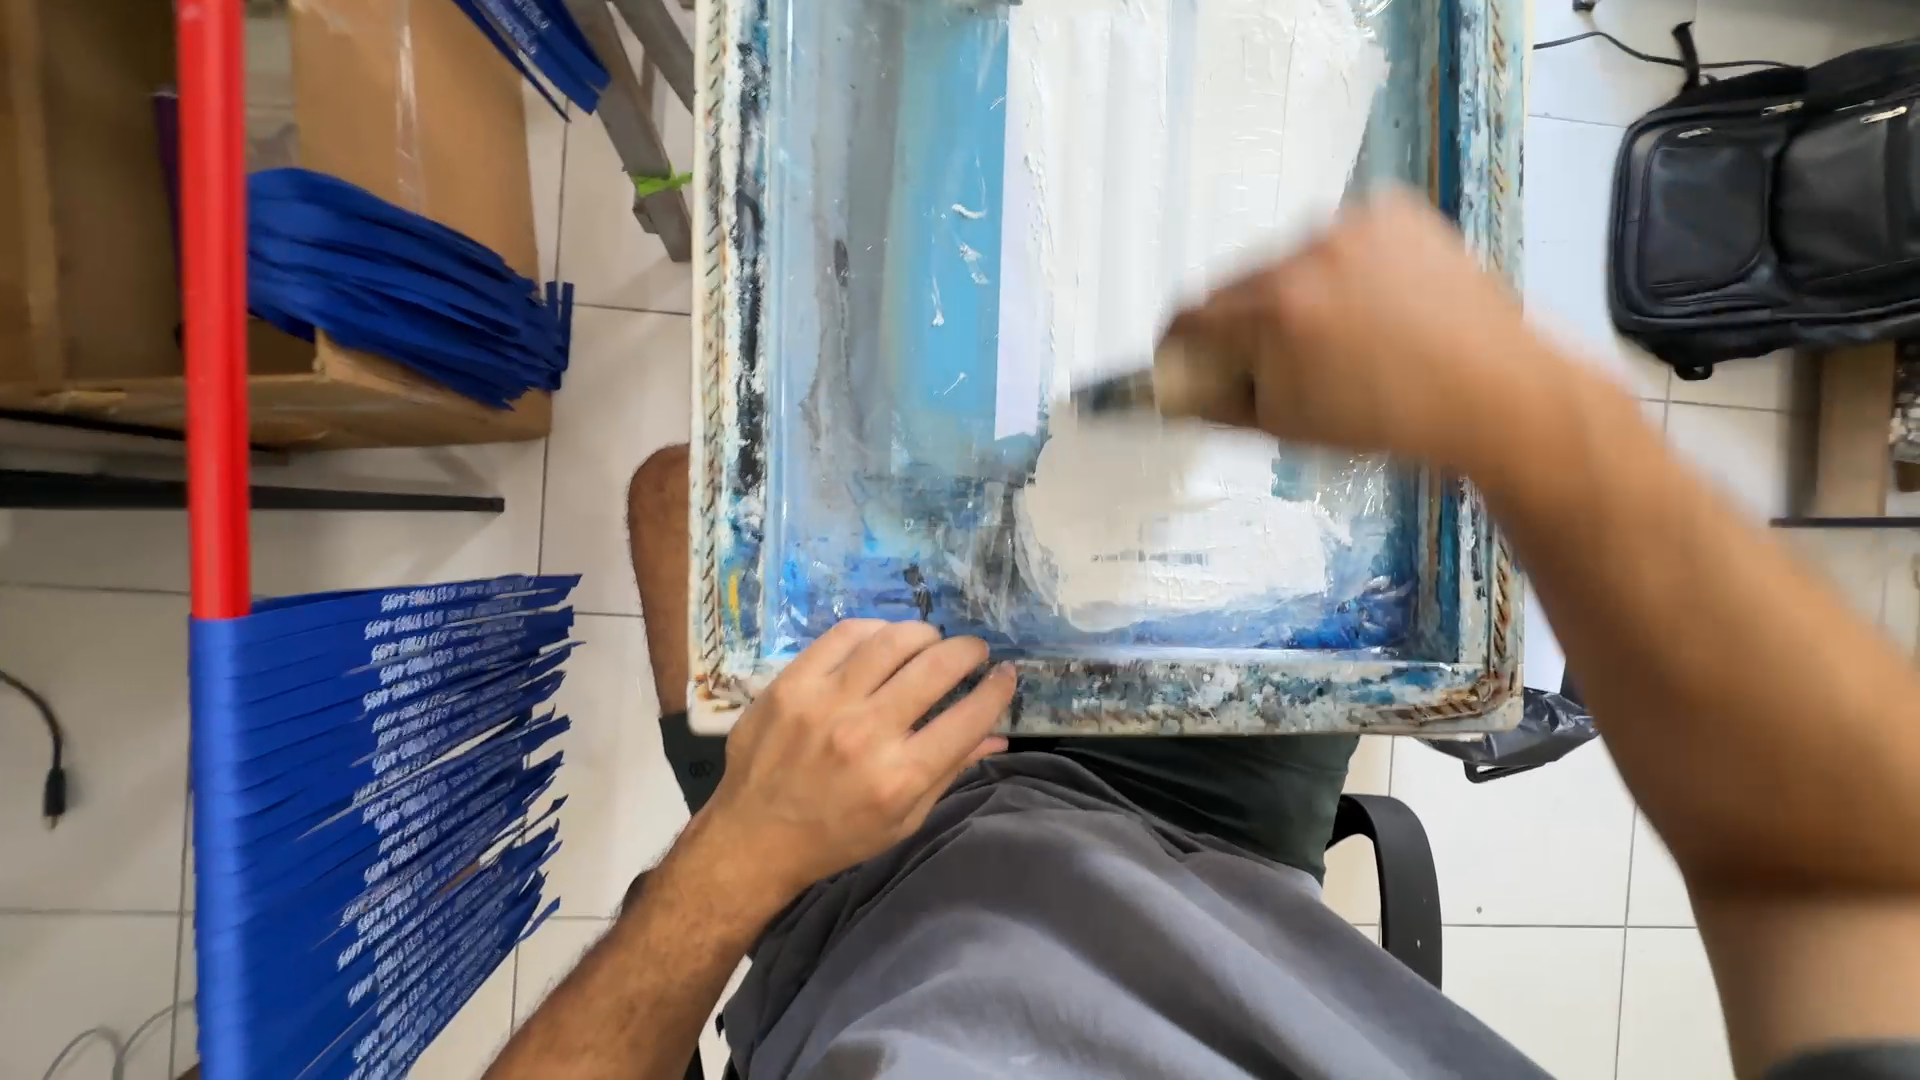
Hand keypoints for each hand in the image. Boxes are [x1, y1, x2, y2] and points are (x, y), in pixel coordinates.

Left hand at [689, 619, 1013, 899]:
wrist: (754, 837)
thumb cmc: (838, 835)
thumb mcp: (904, 819)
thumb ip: (951, 771)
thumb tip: (998, 735)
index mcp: (899, 777)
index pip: (968, 718)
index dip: (998, 689)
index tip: (1006, 673)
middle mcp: (866, 734)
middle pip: (936, 668)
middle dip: (968, 651)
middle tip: (974, 651)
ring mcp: (825, 703)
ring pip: (892, 641)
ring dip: (925, 634)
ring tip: (932, 641)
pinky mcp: (792, 683)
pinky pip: (845, 635)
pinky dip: (877, 630)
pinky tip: (886, 639)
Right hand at [1161, 188, 1552, 470]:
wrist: (1493, 393)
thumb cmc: (1389, 420)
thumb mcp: (1283, 424)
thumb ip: (1213, 400)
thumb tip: (1173, 387)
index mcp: (1276, 312)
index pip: (1188, 317)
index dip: (1175, 345)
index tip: (1181, 361)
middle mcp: (1307, 254)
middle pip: (1231, 287)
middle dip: (1234, 326)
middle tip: (1262, 361)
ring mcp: (1351, 225)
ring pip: (1277, 262)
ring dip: (1281, 297)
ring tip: (1325, 336)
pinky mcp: (1388, 211)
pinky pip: (1326, 241)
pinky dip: (1327, 272)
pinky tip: (1358, 306)